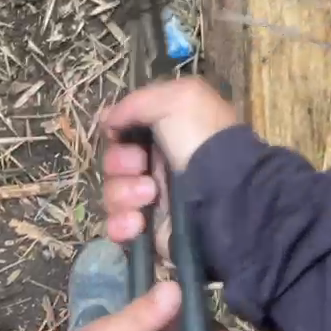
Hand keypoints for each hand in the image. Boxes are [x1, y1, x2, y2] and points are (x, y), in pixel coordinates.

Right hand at [100, 77, 240, 243]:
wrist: (223, 196)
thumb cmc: (203, 142)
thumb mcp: (180, 99)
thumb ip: (138, 102)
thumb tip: (107, 120)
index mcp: (163, 136)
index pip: (121, 135)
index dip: (116, 135)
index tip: (120, 135)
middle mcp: (155, 167)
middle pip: (112, 165)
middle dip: (120, 164)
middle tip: (142, 167)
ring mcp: (150, 201)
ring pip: (111, 196)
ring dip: (125, 193)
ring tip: (151, 195)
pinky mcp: (147, 230)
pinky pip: (116, 226)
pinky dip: (122, 224)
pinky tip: (139, 221)